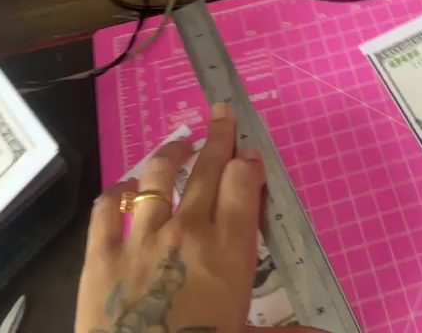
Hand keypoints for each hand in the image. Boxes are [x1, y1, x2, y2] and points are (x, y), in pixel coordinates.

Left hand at [77, 103, 320, 332]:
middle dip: (218, 137)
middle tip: (222, 111)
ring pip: (156, 177)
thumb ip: (283, 332)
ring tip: (179, 142)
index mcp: (226, 250)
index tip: (251, 152)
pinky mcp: (100, 255)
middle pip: (205, 170)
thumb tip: (321, 331)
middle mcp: (186, 231)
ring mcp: (140, 238)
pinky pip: (106, 209)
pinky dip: (117, 191)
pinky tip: (125, 185)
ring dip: (170, 154)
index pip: (243, 186)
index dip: (248, 164)